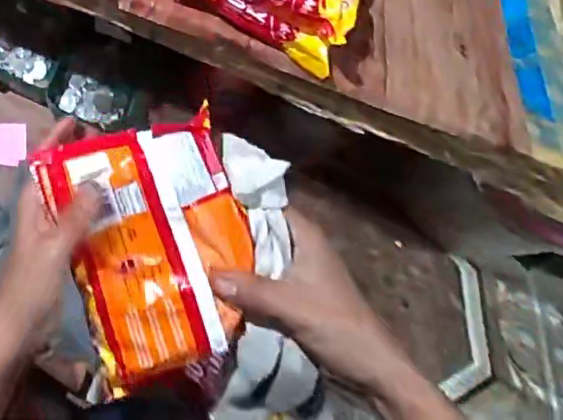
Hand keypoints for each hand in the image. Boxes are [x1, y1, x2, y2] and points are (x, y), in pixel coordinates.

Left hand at [0, 119, 102, 357]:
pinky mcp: (62, 252)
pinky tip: (122, 219)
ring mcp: (50, 232)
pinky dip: (98, 217)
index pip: (42, 160)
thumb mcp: (54, 249)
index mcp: (31, 202)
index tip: (76, 121)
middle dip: (82, 161)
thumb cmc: (30, 287)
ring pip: (73, 201)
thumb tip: (96, 180)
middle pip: (61, 177)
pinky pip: (82, 226)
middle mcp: (40, 211)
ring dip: (93, 189)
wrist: (18, 331)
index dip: (56, 139)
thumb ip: (74, 217)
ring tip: (124, 177)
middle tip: (113, 149)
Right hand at [211, 210, 452, 416]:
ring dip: (228, 251)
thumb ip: (251, 289)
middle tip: (185, 217)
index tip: (197, 189)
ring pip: (252, 248)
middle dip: (222, 223)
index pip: (262, 198)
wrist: (376, 374)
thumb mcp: (293, 306)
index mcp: (303, 232)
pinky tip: (211, 275)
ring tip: (191, 243)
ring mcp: (293, 267)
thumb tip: (206, 273)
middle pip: (252, 223)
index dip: (231, 192)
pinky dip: (237, 274)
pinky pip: (255, 272)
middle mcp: (296, 243)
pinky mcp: (289, 290)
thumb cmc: (340, 326)